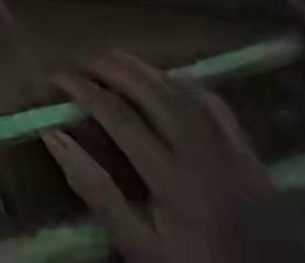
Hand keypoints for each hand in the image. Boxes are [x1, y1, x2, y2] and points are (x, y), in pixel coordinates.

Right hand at [44, 52, 295, 262]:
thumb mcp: (136, 243)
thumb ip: (95, 190)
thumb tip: (51, 134)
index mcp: (173, 181)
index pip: (118, 116)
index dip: (82, 87)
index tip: (53, 75)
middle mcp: (206, 160)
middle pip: (155, 96)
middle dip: (113, 70)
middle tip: (83, 62)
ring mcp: (235, 158)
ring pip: (187, 96)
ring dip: (147, 71)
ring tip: (116, 60)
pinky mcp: (253, 162)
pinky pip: (221, 111)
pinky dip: (189, 87)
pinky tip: (168, 82)